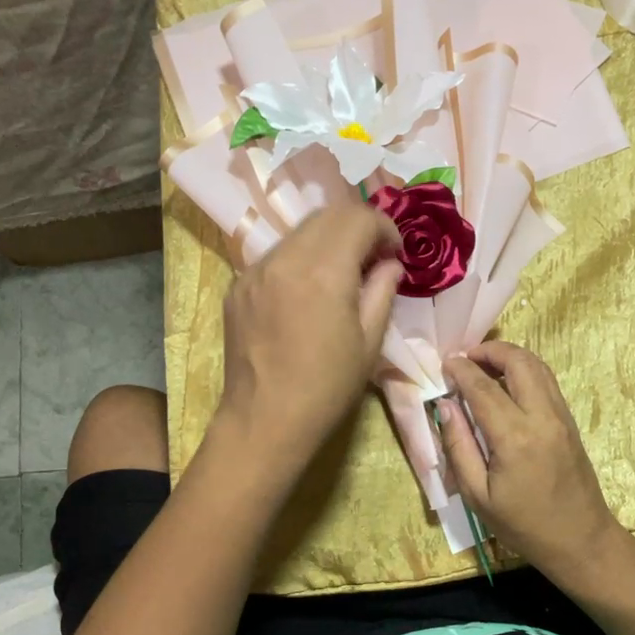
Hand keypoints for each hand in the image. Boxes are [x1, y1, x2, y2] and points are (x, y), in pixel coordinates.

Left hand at [216, 204, 402, 465]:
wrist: (265, 420)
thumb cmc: (327, 388)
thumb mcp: (369, 343)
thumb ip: (382, 291)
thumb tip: (389, 264)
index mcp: (323, 272)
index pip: (359, 218)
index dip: (385, 228)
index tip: (395, 254)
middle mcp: (285, 258)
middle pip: (327, 214)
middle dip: (358, 226)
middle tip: (374, 258)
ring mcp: (255, 270)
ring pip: (299, 232)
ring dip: (328, 240)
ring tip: (342, 274)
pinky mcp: (239, 286)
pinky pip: (276, 256)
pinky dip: (300, 260)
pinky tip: (308, 293)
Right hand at [439, 342, 627, 577]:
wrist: (580, 540)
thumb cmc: (523, 525)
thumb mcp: (477, 495)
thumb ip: (459, 446)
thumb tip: (446, 406)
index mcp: (515, 437)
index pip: (483, 387)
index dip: (461, 370)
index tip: (445, 364)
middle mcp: (542, 417)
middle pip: (519, 362)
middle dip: (490, 351)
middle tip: (466, 359)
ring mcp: (561, 416)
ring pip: (538, 366)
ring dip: (510, 357)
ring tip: (484, 366)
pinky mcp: (569, 422)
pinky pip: (547, 382)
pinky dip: (525, 371)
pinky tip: (506, 385)